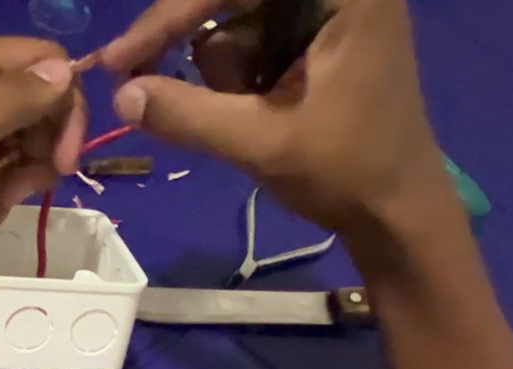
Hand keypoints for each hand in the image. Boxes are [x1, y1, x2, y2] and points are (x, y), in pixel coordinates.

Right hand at [100, 0, 453, 243]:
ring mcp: (325, 6)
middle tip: (137, 85)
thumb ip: (188, 115)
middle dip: (185, 42)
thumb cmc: (345, 170)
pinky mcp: (316, 34)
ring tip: (247, 119)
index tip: (117, 61)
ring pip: (234, 22)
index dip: (168, 15)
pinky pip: (250, 42)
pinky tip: (255, 113)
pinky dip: (233, 79)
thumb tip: (120, 95)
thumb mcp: (261, 143)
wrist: (395, 206)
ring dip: (218, 72)